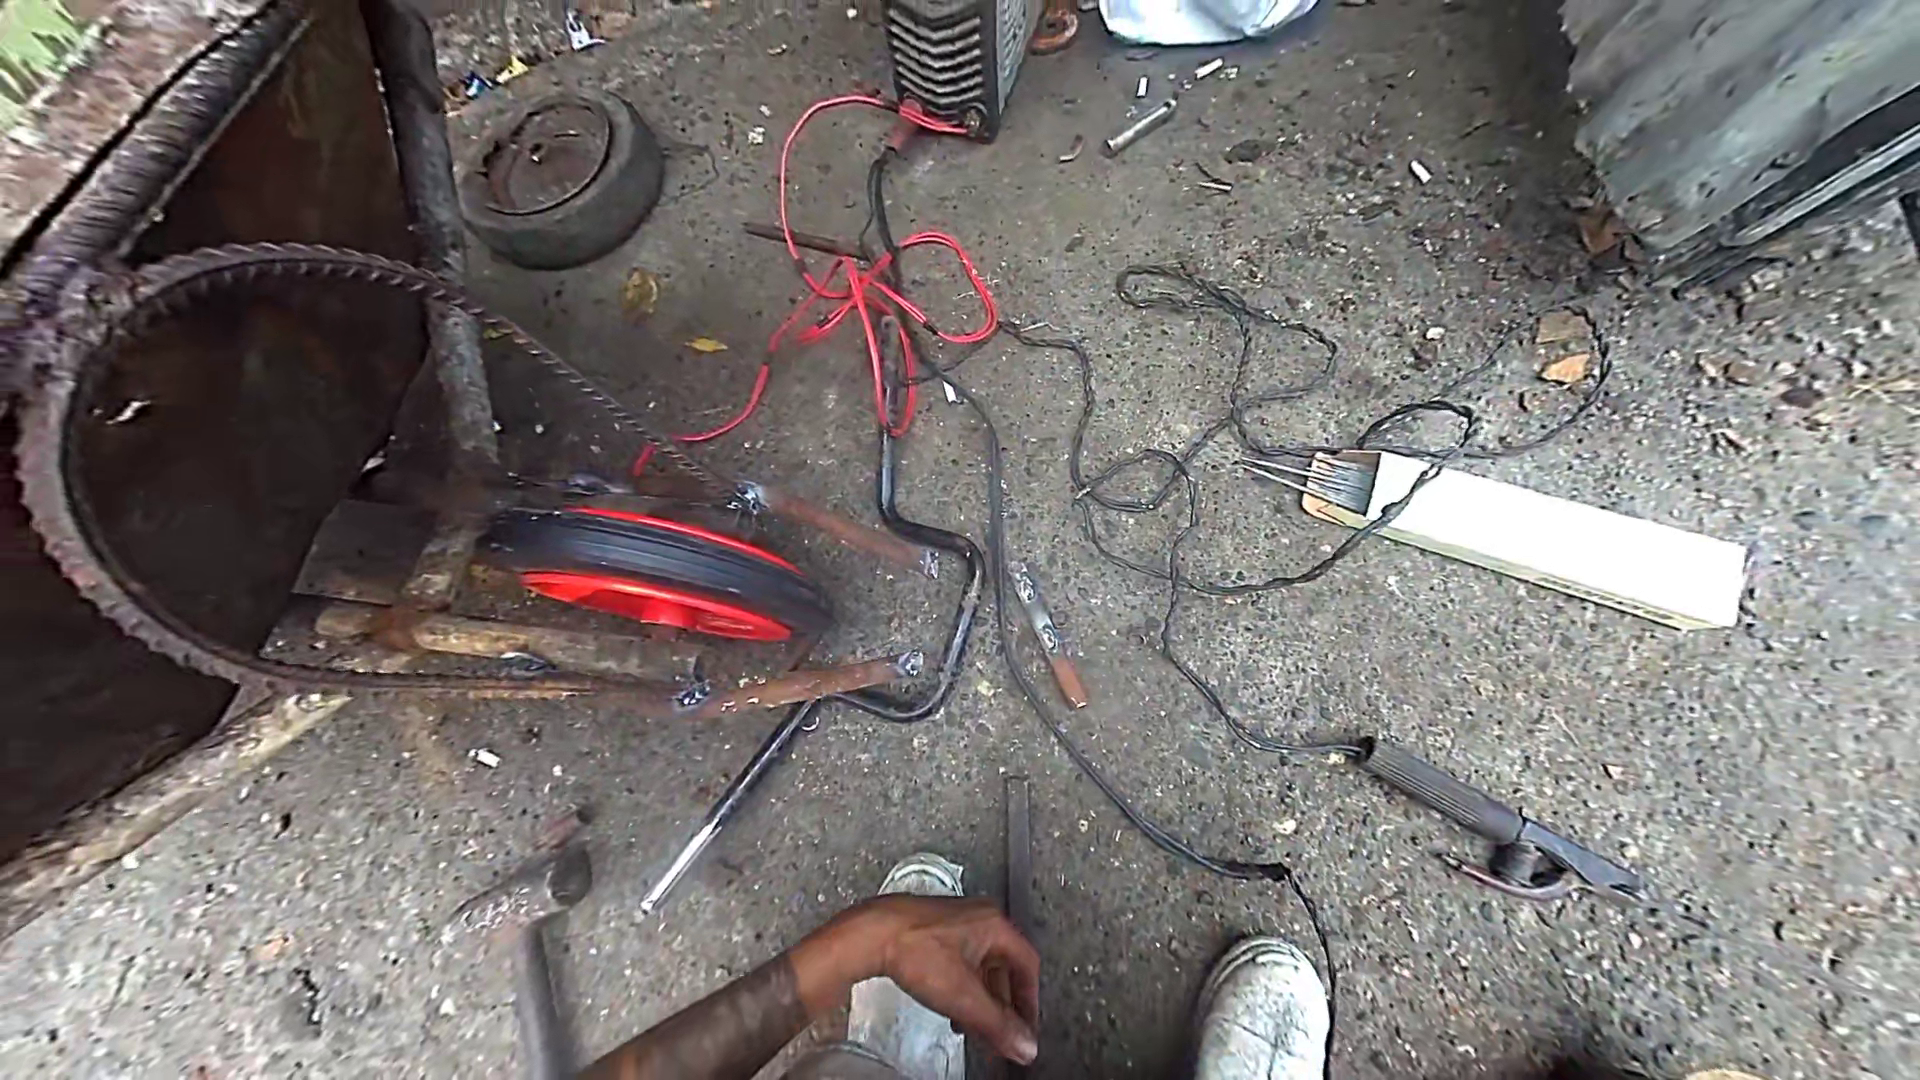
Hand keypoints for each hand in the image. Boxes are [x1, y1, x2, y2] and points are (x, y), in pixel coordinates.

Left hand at [792, 895, 1040, 1064]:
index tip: (1025, 1031)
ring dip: (984, 1000)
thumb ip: (998, 1024)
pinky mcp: (941, 928)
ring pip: (983, 966)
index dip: (1029, 1002)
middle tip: (1002, 1037)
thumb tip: (1026, 1046)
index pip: (1027, 965)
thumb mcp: (964, 996)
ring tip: (976, 1030)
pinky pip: (965, 961)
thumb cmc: (919, 952)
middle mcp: (981, 917)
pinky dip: (966, 988)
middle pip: (1006, 966)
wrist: (876, 932)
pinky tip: (954, 1010)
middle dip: (1004, 1006)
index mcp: (995, 925)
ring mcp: (960, 920)